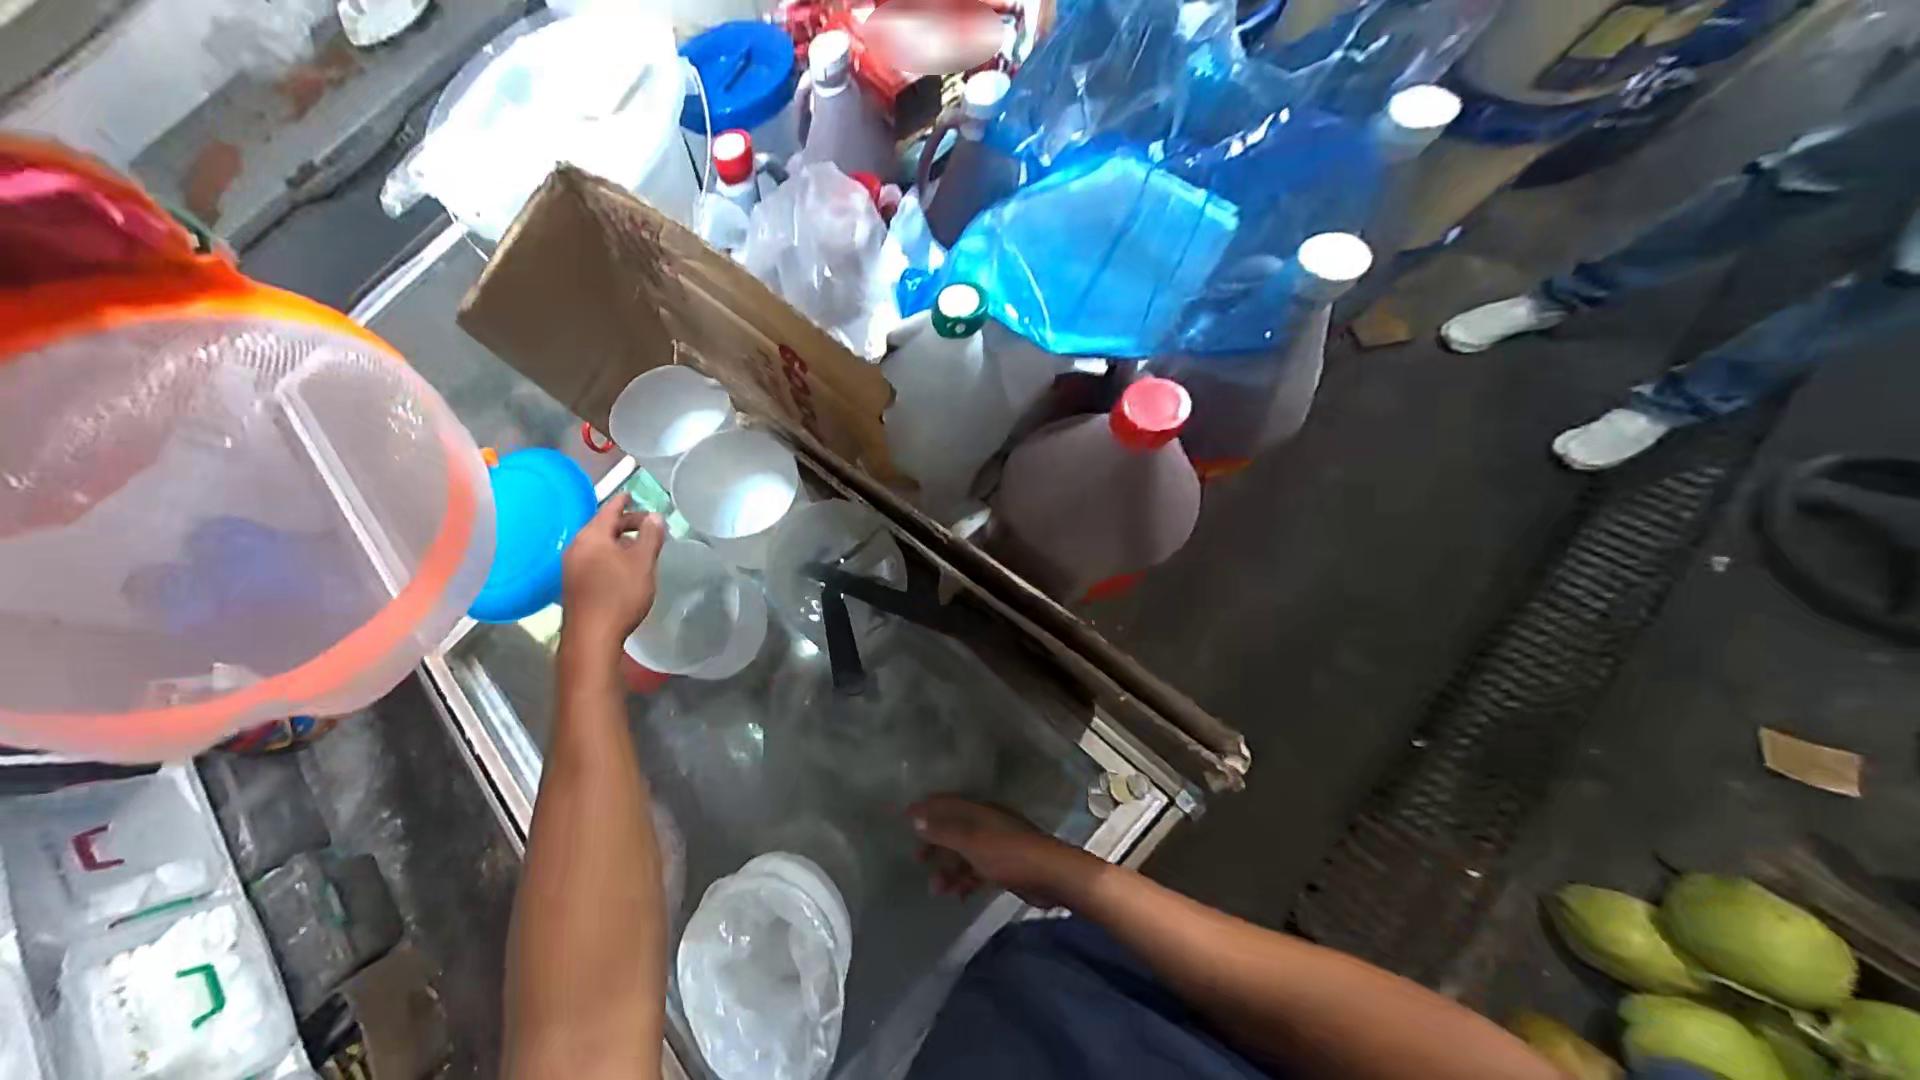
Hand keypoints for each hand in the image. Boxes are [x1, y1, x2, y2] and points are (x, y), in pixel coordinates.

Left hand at [561, 493, 667, 647]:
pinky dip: (610, 554)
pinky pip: (593, 558)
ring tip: (640, 546)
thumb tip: (655, 516)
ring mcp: (572, 566)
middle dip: (625, 523)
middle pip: (602, 526)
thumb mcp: (643, 562)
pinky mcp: (574, 582)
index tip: (632, 494)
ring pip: (598, 543)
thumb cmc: (619, 594)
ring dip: (618, 541)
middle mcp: (577, 547)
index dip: (623, 502)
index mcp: (592, 536)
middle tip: (648, 525)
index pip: (609, 510)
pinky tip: (624, 566)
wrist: (592, 636)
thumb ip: (650, 536)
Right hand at [909, 796, 1104, 908]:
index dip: (926, 808)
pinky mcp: (1005, 867)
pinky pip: (978, 871)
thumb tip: (915, 818)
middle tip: (917, 859)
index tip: (904, 816)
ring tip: (936, 889)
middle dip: (935, 843)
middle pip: (955, 830)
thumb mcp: (971, 842)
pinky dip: (966, 881)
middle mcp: (987, 824)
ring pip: (965, 854)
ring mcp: (997, 846)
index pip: (947, 803)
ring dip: (949, 869)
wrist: (1050, 876)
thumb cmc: (1008, 854)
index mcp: (980, 811)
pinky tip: (957, 896)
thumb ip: (943, 831)